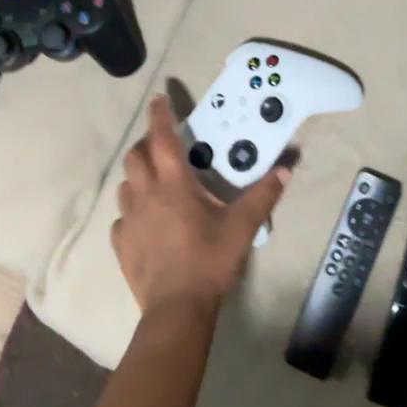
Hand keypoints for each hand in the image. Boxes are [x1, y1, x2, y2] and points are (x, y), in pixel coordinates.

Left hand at [112, 95, 290, 313]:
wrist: (176, 307)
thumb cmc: (209, 259)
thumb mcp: (243, 226)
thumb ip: (264, 195)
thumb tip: (286, 168)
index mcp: (174, 184)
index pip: (162, 139)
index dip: (160, 116)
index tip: (158, 98)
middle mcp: (146, 195)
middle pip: (135, 157)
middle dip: (144, 144)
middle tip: (159, 144)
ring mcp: (129, 220)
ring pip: (125, 185)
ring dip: (136, 176)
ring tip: (152, 181)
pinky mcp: (121, 245)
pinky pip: (120, 219)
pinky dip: (130, 212)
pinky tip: (143, 222)